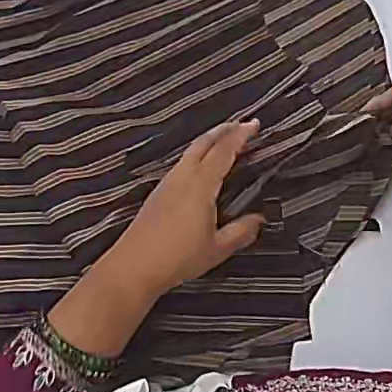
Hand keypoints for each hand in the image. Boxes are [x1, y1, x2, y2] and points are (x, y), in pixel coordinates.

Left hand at [96, 120, 267, 300]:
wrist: (133, 267)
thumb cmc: (177, 258)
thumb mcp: (217, 248)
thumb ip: (241, 231)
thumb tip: (258, 220)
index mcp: (201, 185)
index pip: (224, 150)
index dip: (240, 135)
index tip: (253, 125)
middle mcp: (182, 177)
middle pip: (203, 142)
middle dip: (223, 130)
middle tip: (240, 125)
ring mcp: (167, 184)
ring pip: (190, 152)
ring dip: (208, 142)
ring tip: (223, 143)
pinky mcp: (158, 194)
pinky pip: (181, 165)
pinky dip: (197, 157)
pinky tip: (200, 168)